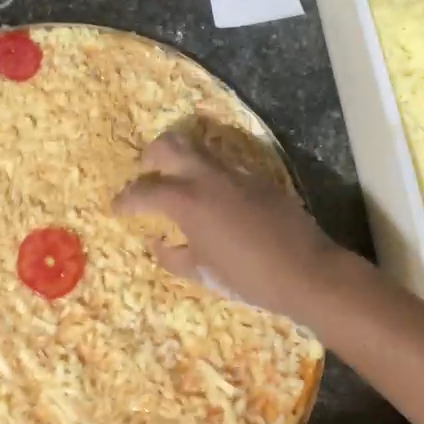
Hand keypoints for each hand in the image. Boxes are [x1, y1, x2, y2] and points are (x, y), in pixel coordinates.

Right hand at [112, 131, 344, 319]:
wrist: (307, 271)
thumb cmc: (248, 277)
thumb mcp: (202, 273)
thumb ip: (172, 256)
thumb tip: (157, 241)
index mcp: (187, 200)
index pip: (144, 190)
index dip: (125, 199)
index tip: (116, 207)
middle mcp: (207, 177)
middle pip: (169, 145)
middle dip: (151, 157)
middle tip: (146, 174)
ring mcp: (235, 173)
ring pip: (199, 148)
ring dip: (181, 159)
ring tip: (178, 182)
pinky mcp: (257, 178)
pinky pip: (223, 166)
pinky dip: (208, 174)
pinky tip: (213, 199)